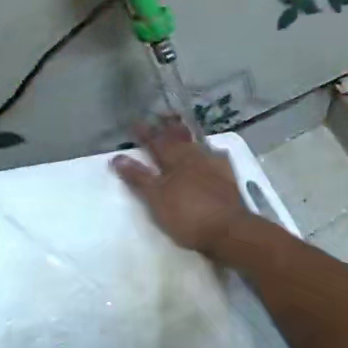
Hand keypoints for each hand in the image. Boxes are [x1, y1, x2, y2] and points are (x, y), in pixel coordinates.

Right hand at [112, 116, 254, 254]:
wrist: (229, 229)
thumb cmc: (188, 216)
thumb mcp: (157, 199)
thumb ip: (139, 178)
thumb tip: (118, 157)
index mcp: (175, 161)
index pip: (156, 143)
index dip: (145, 134)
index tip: (136, 123)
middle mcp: (195, 158)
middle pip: (179, 140)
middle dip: (167, 129)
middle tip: (161, 117)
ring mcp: (215, 167)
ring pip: (199, 146)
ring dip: (189, 138)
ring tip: (183, 129)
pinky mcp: (229, 179)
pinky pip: (218, 158)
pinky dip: (212, 152)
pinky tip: (215, 152)